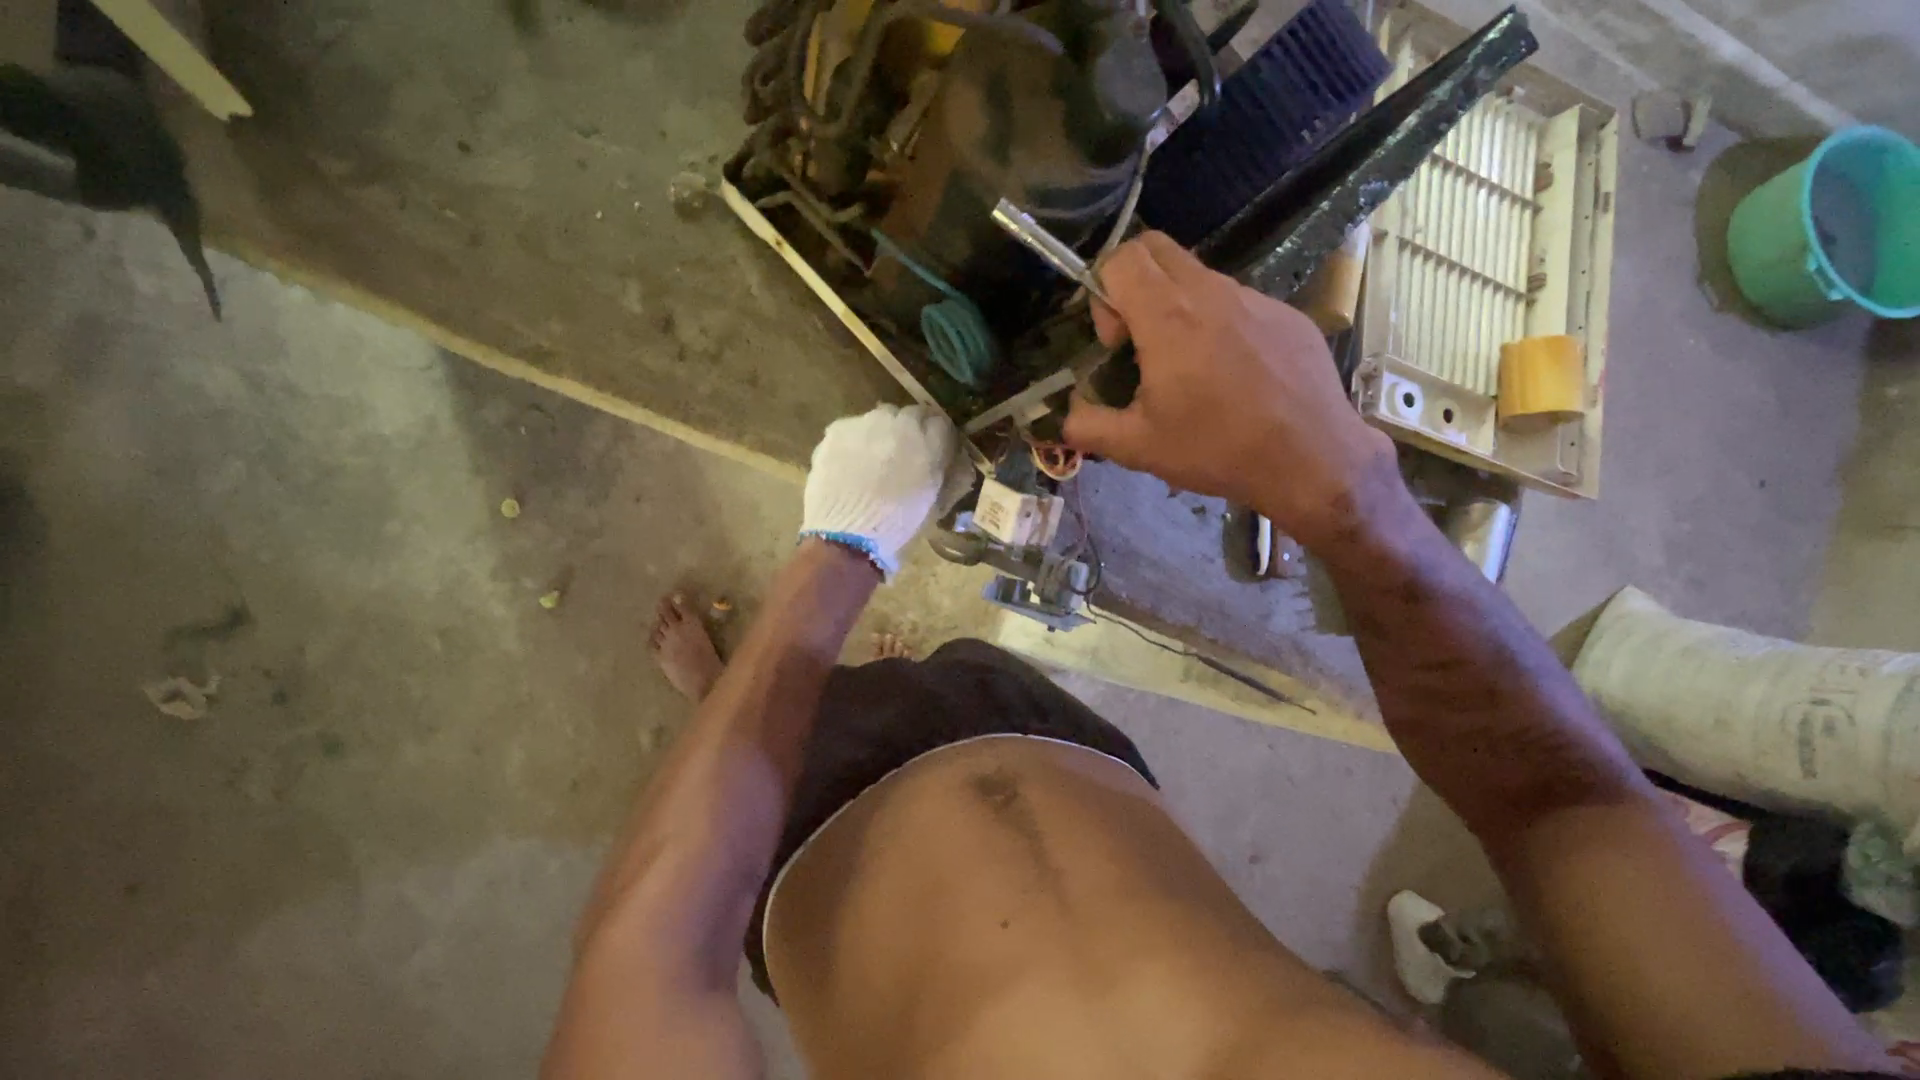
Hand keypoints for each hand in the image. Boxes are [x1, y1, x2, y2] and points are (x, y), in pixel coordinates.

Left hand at [799, 403, 968, 579]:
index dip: (935, 436)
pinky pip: (850, 429)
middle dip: (906, 431)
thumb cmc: (898, 523)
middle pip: (907, 415)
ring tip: (869, 463)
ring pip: (877, 420)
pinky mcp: (837, 430)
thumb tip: (952, 456)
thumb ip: (945, 469)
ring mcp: (866, 422)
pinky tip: (847, 465)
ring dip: (878, 434)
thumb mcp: (935, 499)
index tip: (931, 449)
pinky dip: (852, 442)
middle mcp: (899, 422)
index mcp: (930, 441)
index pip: (939, 423)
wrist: (848, 534)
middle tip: (899, 457)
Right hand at [1064, 232, 1398, 548]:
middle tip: (1141, 338)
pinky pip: (1239, 301)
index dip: (1104, 293)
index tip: (1117, 343)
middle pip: (1156, 247)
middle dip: (1134, 281)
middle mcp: (1211, 293)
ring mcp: (1254, 299)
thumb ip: (1085, 426)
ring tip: (1189, 367)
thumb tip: (1055, 420)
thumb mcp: (1138, 447)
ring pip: (1199, 276)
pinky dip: (1220, 324)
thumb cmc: (1217, 450)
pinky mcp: (1286, 314)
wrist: (1312, 460)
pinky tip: (1234, 377)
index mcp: (1168, 318)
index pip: (1120, 258)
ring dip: (1178, 306)